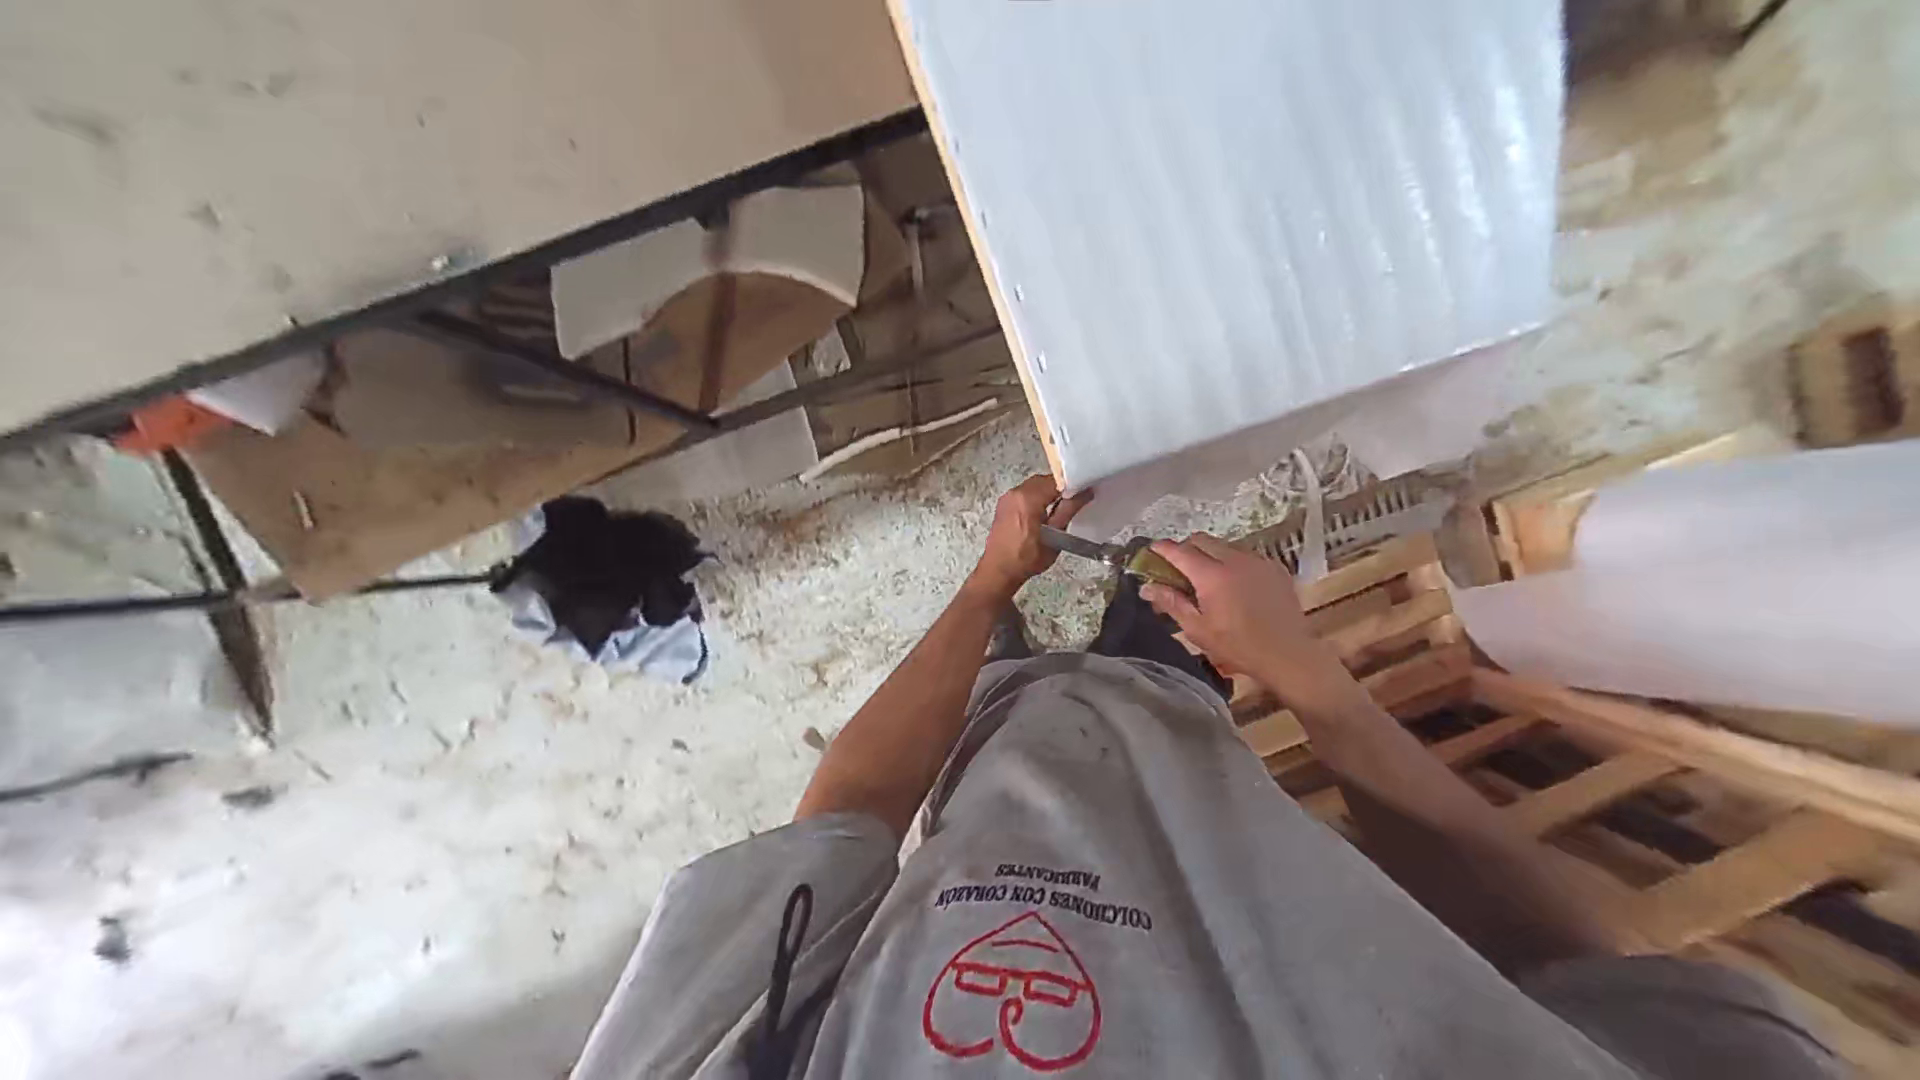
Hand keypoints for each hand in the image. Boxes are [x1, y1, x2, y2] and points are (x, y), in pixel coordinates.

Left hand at [968, 475, 1090, 599]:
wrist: (1000, 570)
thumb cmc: (1025, 558)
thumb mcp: (1055, 535)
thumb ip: (1069, 509)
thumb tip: (1084, 493)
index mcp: (1028, 499)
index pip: (1055, 480)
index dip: (1072, 484)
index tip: (1083, 491)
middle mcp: (1015, 494)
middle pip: (1043, 481)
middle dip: (1059, 488)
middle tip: (1073, 500)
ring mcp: (1007, 499)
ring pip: (1033, 486)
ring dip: (1047, 493)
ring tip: (1059, 509)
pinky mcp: (1003, 505)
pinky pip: (1023, 494)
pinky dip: (1035, 498)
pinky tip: (1043, 513)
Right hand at [1141, 534, 1344, 691]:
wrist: (1288, 655)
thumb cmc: (1237, 646)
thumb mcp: (1197, 629)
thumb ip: (1171, 603)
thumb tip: (1146, 587)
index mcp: (1212, 576)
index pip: (1180, 551)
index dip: (1162, 549)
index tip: (1151, 550)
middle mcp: (1235, 560)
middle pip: (1202, 540)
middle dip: (1186, 548)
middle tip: (1178, 568)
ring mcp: (1258, 562)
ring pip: (1225, 545)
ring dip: (1210, 554)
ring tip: (1207, 577)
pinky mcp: (1275, 568)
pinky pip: (1246, 555)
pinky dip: (1233, 562)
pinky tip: (1234, 584)